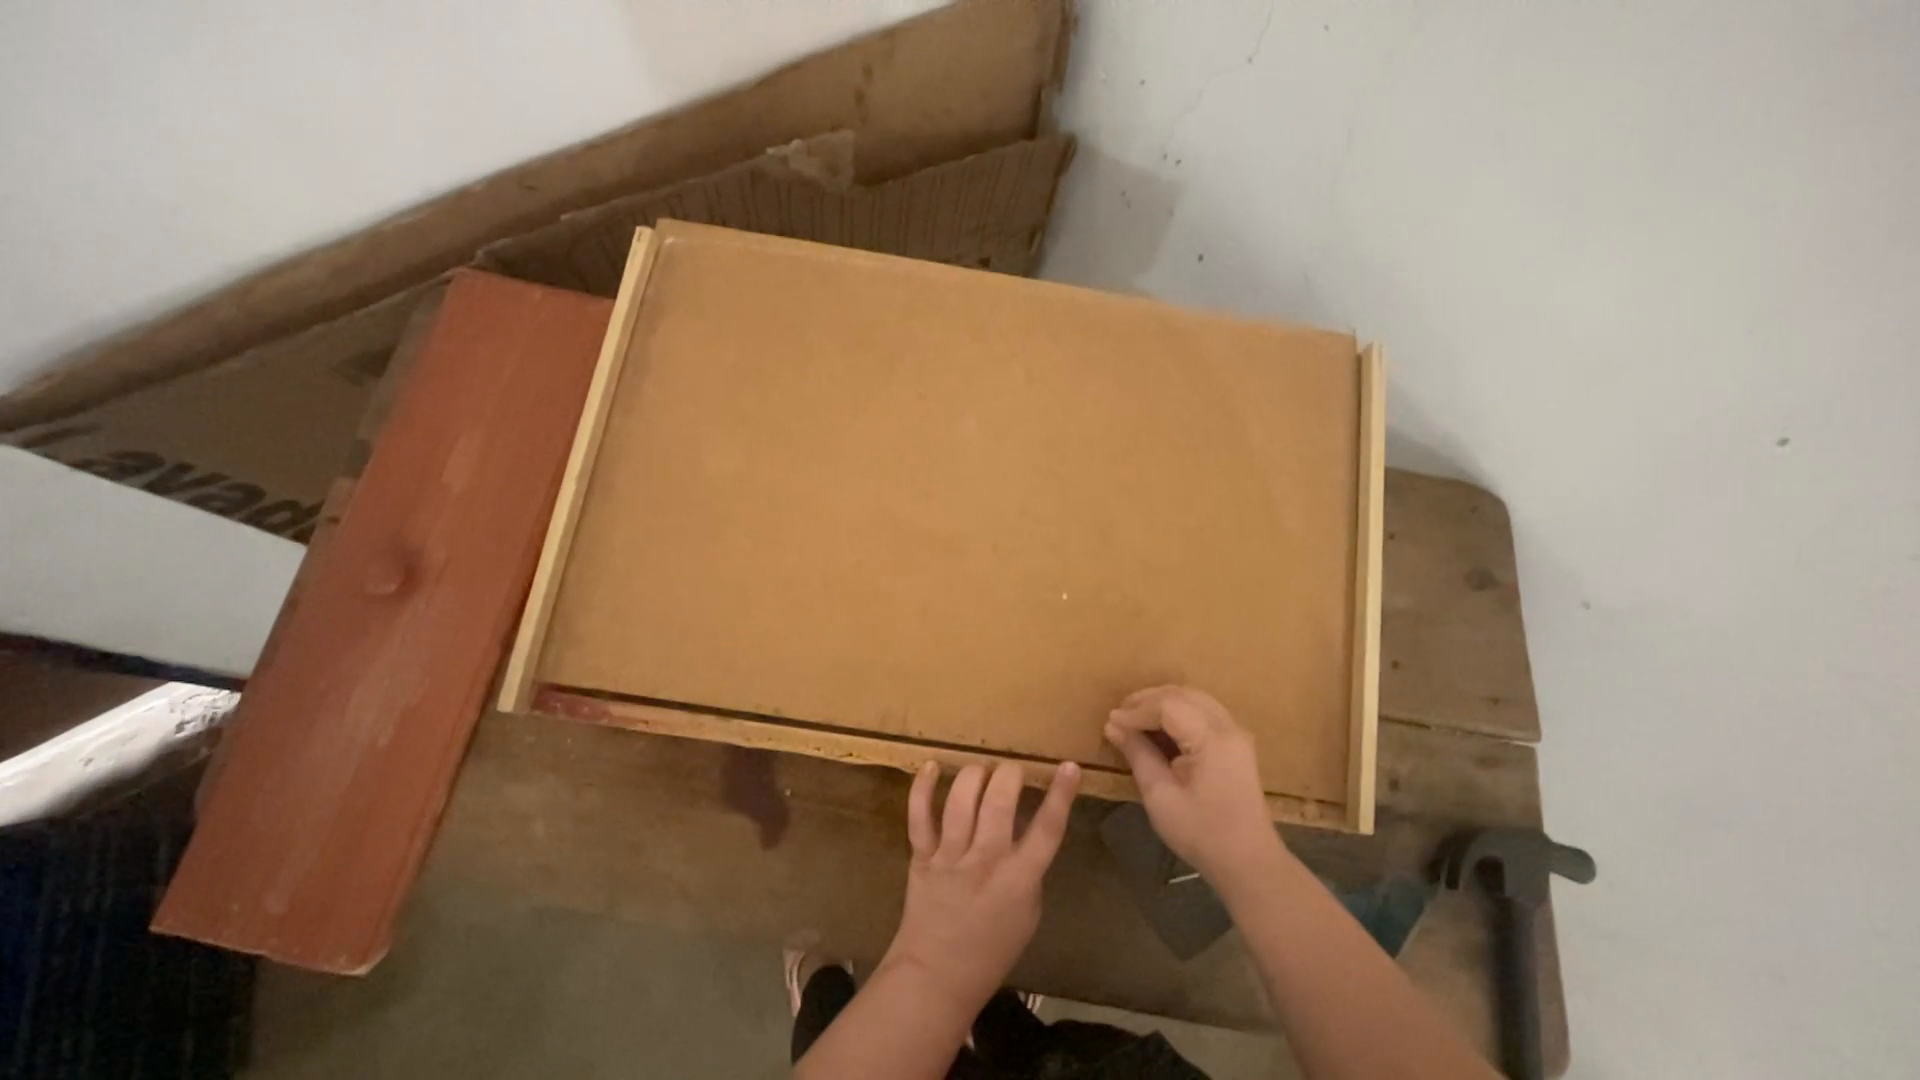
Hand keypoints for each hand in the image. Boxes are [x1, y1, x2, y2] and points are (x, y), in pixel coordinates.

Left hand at [879, 760, 1079, 1012]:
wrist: (936, 976)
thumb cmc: (991, 951)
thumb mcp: (1028, 914)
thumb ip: (1030, 871)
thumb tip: (1027, 832)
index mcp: (1020, 880)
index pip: (1047, 828)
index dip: (1061, 794)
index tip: (1068, 766)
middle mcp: (986, 861)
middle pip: (1000, 801)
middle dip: (1010, 773)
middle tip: (1014, 771)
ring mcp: (950, 857)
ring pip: (961, 800)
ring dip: (975, 775)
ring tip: (983, 770)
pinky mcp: (921, 857)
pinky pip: (919, 816)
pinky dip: (923, 787)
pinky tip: (932, 765)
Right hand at [1104, 685, 1290, 887]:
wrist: (1248, 862)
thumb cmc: (1201, 832)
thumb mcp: (1160, 796)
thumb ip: (1138, 754)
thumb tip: (1114, 726)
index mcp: (1213, 738)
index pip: (1168, 705)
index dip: (1136, 710)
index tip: (1110, 722)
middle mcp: (1228, 727)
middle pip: (1184, 695)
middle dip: (1148, 699)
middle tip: (1119, 713)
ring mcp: (1236, 735)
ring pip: (1196, 700)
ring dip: (1164, 703)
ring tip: (1135, 717)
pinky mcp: (1237, 746)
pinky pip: (1205, 714)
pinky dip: (1179, 713)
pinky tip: (1160, 728)